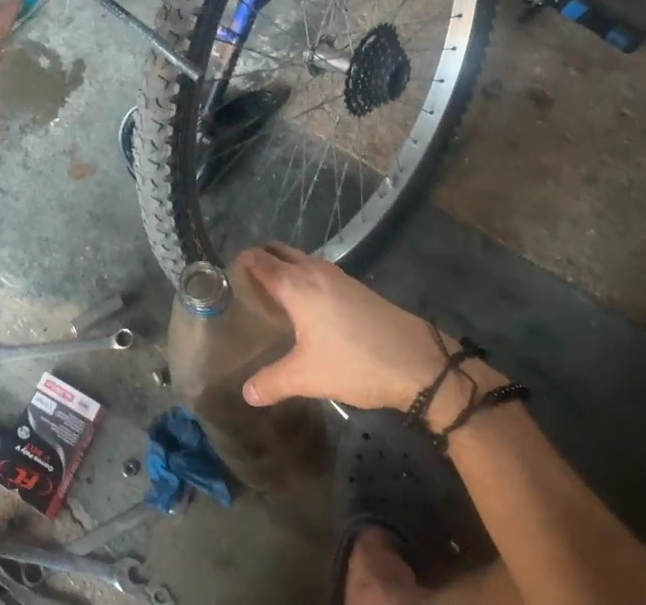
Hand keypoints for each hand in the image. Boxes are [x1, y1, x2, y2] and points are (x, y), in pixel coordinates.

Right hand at [239, 244, 502, 422]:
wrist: (421, 364)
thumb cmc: (356, 363)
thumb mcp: (307, 377)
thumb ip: (272, 382)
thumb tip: (246, 393)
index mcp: (296, 285)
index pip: (259, 260)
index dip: (239, 263)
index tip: (224, 277)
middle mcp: (315, 272)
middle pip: (280, 251)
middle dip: (261, 260)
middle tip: (244, 285)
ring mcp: (340, 278)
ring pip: (302, 261)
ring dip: (285, 269)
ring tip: (271, 296)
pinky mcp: (359, 290)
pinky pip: (320, 273)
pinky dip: (305, 280)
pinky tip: (306, 309)